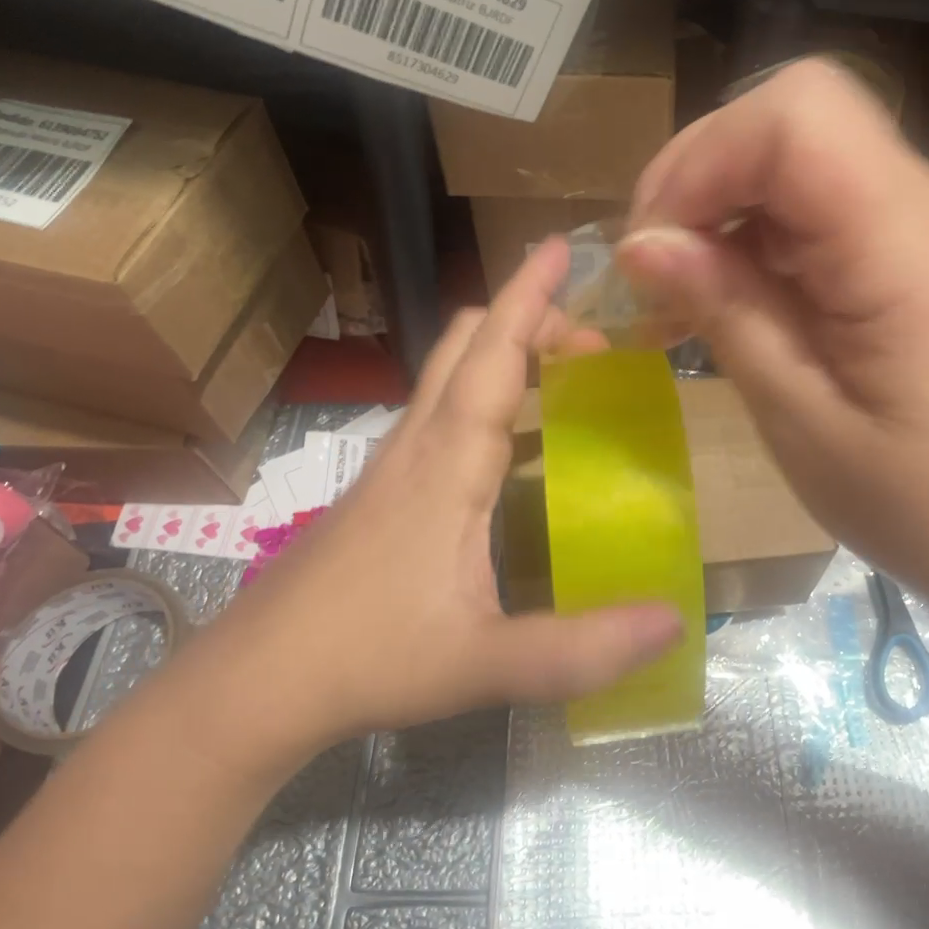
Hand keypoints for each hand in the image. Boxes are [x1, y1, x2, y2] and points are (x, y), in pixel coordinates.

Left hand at [169, 241, 682, 774]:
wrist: (256, 682)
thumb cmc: (367, 658)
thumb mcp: (484, 664)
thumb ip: (580, 649)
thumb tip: (673, 621)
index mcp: (445, 465)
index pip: (492, 354)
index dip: (530, 296)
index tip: (565, 246)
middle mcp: (415, 447)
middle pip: (464, 345)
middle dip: (526, 320)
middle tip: (591, 342)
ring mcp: (391, 468)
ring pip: (447, 377)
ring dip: (503, 357)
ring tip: (565, 381)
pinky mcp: (380, 494)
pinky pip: (438, 418)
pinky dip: (483, 400)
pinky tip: (513, 456)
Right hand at [618, 59, 928, 601]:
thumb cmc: (912, 501)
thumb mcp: (799, 418)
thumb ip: (726, 311)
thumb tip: (639, 243)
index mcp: (900, 243)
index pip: (794, 118)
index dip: (701, 162)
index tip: (649, 251)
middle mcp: (920, 205)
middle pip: (796, 114)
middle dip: (704, 174)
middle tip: (657, 269)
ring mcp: (920, 222)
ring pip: (800, 152)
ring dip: (725, 206)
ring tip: (684, 295)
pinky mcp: (909, 250)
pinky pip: (820, 203)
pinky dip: (758, 235)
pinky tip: (735, 300)